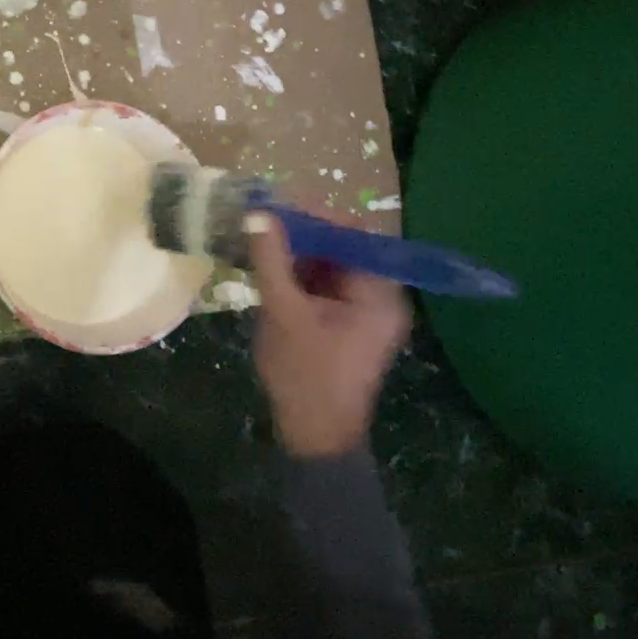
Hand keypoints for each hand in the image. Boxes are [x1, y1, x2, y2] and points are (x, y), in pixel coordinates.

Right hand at [249, 211, 410, 458]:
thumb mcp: (282, 311)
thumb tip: (257, 213)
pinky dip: (297, 276)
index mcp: (379, 295)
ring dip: (295, 254)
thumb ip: (270, 260)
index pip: (354, 238)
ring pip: (329, 269)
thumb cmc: (305, 372)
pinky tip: (265, 268)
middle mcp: (380, 299)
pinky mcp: (344, 325)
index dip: (317, 217)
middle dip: (302, 234)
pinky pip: (323, 288)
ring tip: (256, 239)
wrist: (315, 433)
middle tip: (259, 220)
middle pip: (342, 251)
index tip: (277, 205)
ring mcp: (363, 314)